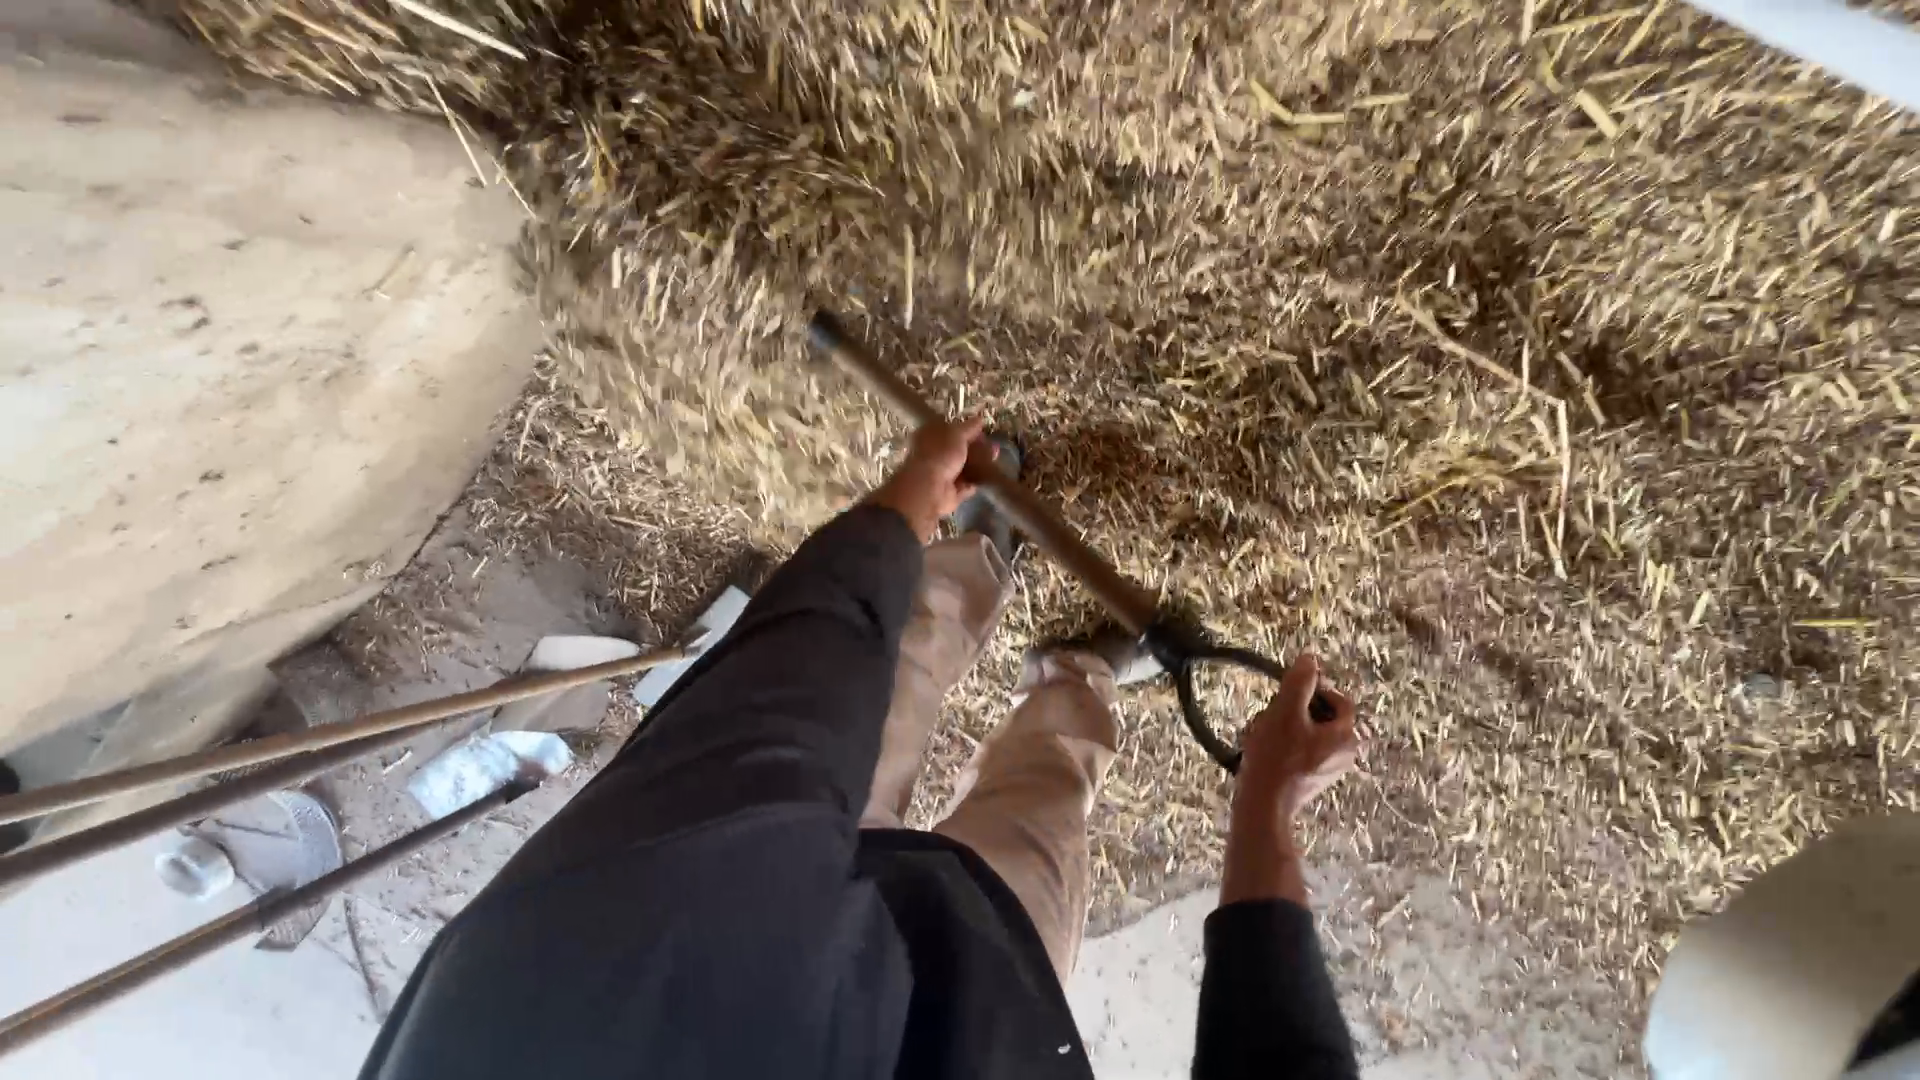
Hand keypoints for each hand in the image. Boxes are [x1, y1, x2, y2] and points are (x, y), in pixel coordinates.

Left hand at [865, 417, 988, 542]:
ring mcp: (940, 474)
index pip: (949, 429)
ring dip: (978, 465)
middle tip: (994, 448)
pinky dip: (974, 483)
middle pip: (957, 449)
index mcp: (929, 435)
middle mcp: (932, 454)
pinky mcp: (948, 492)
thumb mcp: (957, 434)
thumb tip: (980, 419)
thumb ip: (969, 427)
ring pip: (962, 467)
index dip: (966, 429)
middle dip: (976, 449)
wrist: (930, 489)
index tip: (982, 431)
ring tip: (994, 461)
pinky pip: (964, 486)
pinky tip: (988, 479)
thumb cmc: (940, 454)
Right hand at [1234, 654, 1358, 830]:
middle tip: (1273, 712)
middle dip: (1297, 709)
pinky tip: (1265, 749)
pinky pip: (1304, 751)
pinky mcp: (1313, 780)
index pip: (1339, 700)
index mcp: (1347, 736)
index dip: (1315, 689)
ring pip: (1311, 733)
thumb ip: (1299, 683)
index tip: (1289, 690)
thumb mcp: (1285, 711)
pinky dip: (1287, 744)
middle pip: (1324, 716)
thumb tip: (1310, 658)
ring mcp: (1331, 769)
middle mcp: (1346, 753)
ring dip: (1288, 726)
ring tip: (1264, 731)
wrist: (1264, 804)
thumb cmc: (1276, 756)